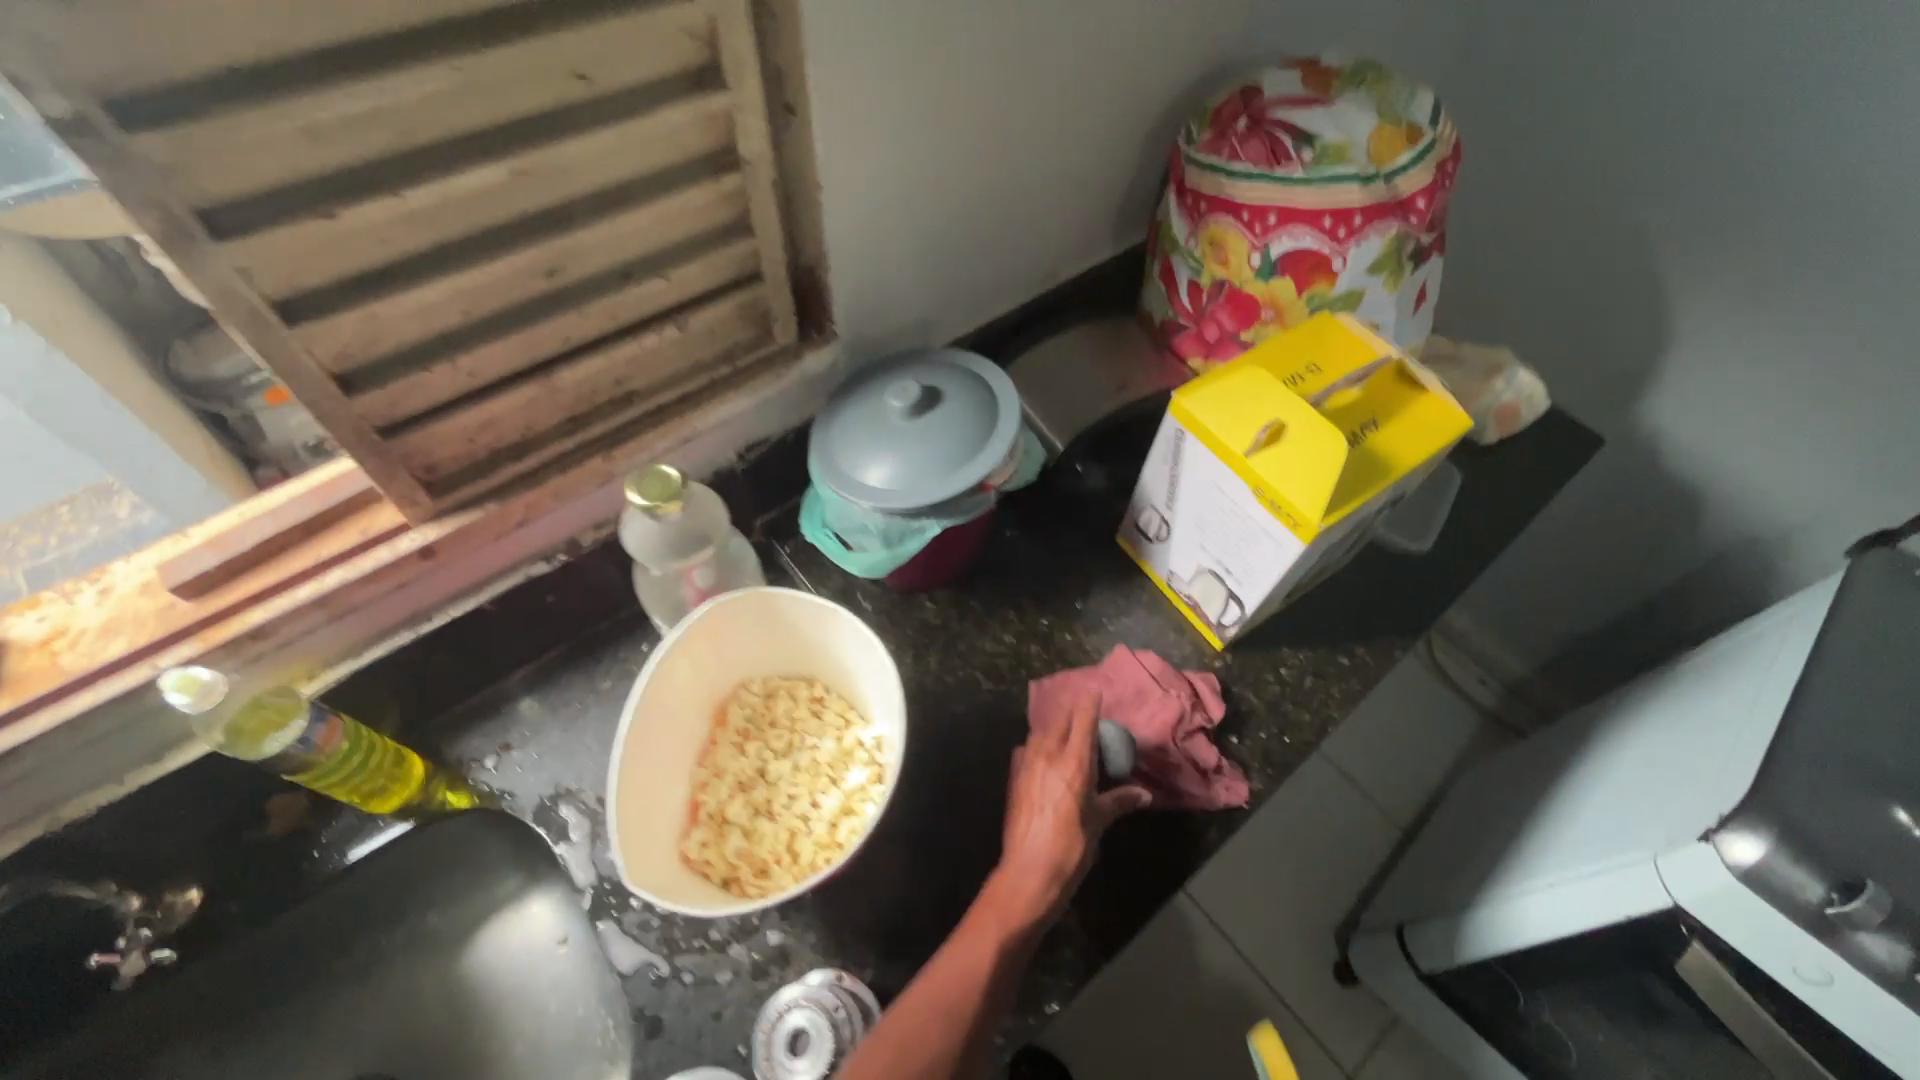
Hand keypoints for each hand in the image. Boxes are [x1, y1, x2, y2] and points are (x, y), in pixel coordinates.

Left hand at [985, 692, 1151, 935]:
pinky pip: (1028, 750)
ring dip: (1054, 730)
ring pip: (1041, 734)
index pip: (1082, 718)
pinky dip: (1039, 747)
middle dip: (1073, 715)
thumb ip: (1119, 801)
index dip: (1089, 703)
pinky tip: (1045, 759)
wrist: (1029, 869)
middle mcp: (1047, 754)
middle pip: (1060, 721)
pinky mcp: (1013, 777)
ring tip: (1067, 737)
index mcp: (1074, 760)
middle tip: (1086, 718)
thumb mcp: (1099, 821)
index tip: (1095, 692)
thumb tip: (1144, 794)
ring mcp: (1026, 763)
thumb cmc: (1072, 845)